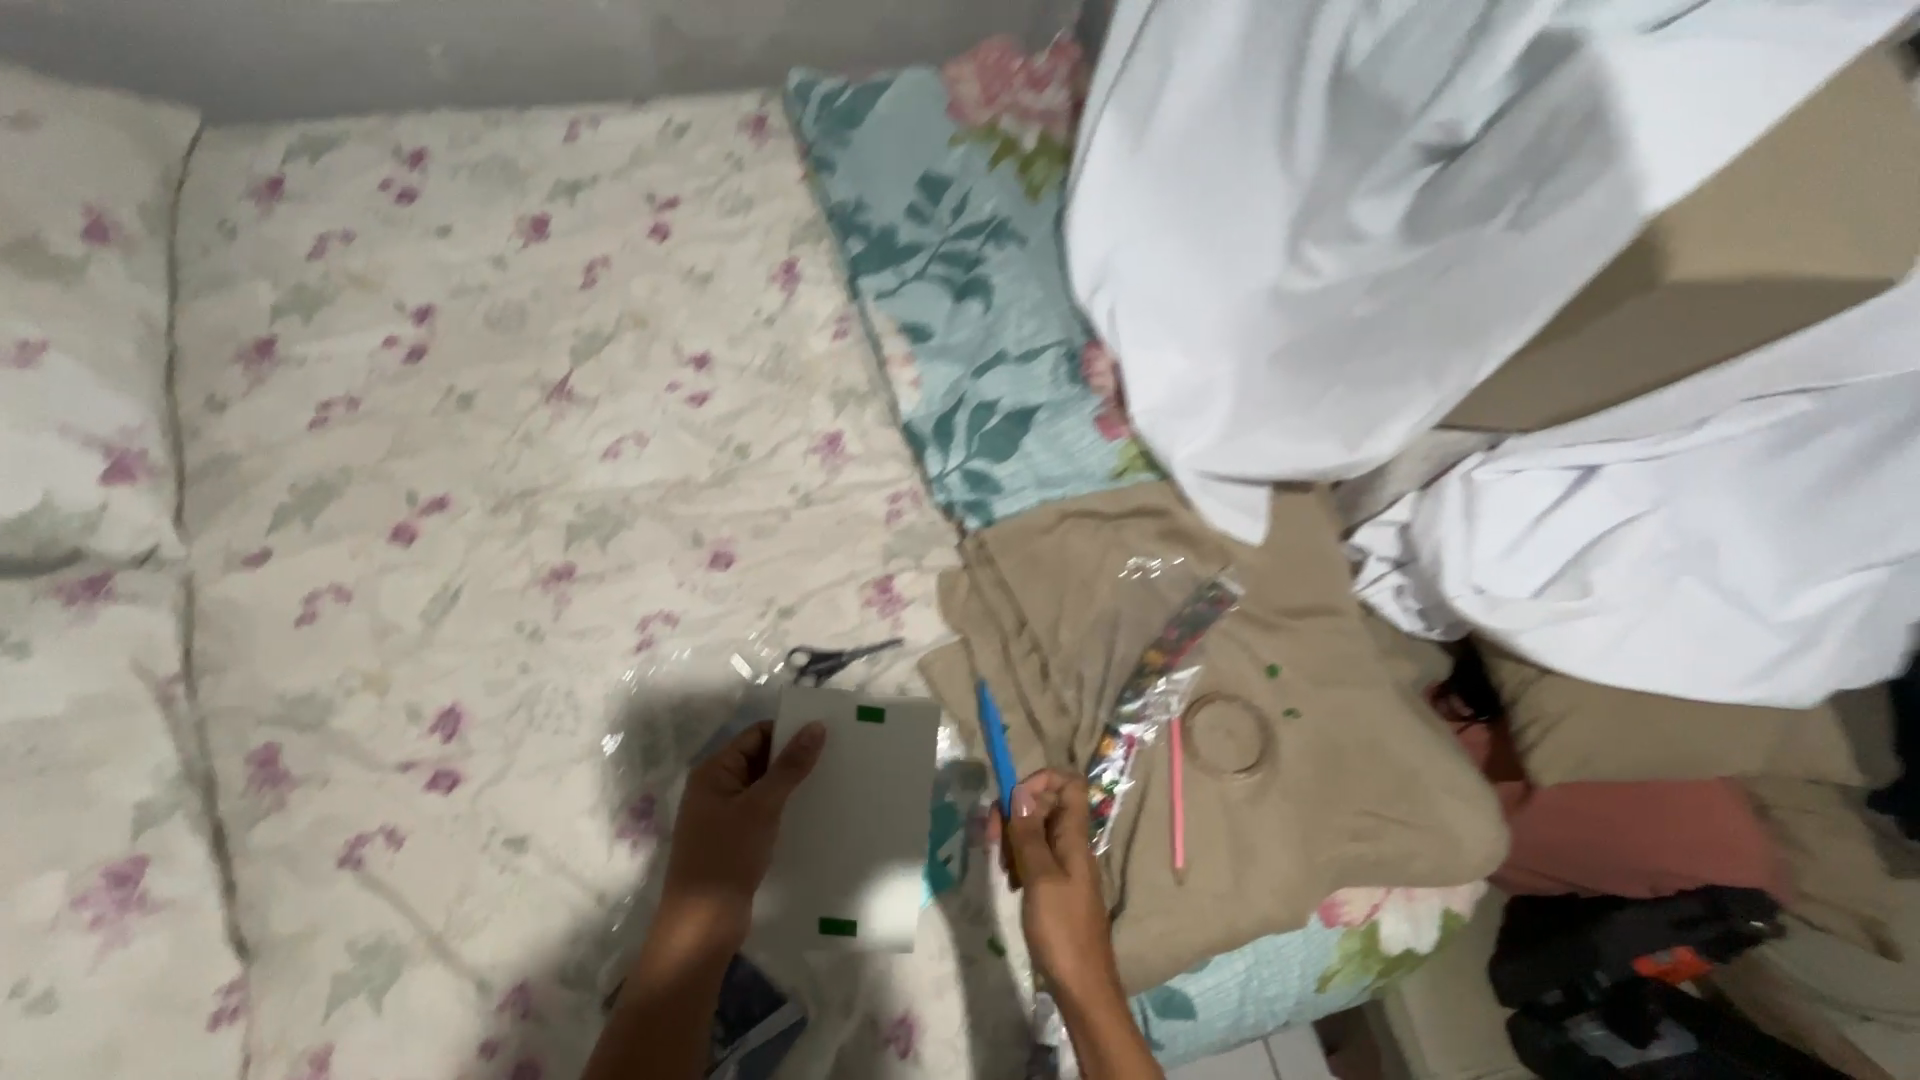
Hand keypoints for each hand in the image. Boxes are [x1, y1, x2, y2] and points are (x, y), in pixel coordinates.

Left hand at [659, 720, 826, 944]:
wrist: (703, 924)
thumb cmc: (727, 856)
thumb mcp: (762, 806)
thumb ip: (790, 766)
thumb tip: (816, 726)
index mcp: (714, 771)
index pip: (756, 735)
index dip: (789, 731)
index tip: (827, 733)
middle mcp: (716, 788)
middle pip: (760, 759)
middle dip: (794, 758)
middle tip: (837, 756)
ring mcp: (723, 816)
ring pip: (764, 788)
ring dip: (792, 785)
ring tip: (832, 781)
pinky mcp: (734, 840)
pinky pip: (763, 812)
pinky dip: (785, 809)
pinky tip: (812, 813)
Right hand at [1002, 769, 1124, 1003]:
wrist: (1082, 985)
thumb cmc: (1062, 931)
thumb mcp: (1040, 879)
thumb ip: (1029, 834)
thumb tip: (1020, 792)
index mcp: (1075, 837)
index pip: (1069, 785)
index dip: (1041, 781)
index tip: (1012, 799)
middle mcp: (1072, 844)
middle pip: (1045, 805)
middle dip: (1016, 812)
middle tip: (992, 838)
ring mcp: (1065, 865)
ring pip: (1037, 831)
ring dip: (1014, 838)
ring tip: (1002, 866)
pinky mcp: (1056, 885)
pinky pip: (1036, 857)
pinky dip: (1019, 860)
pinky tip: (1011, 882)